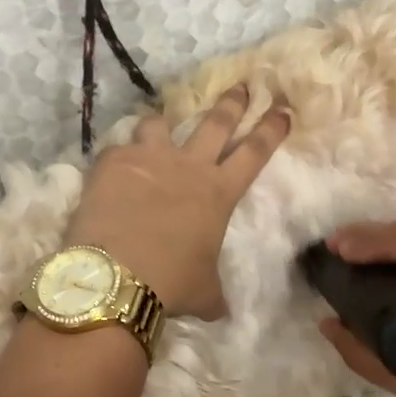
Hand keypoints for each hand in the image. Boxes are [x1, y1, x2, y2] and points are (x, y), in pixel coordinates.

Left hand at [63, 85, 289, 319]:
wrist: (117, 275)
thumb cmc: (171, 283)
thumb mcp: (204, 291)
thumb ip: (213, 293)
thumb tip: (219, 310)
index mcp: (219, 193)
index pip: (255, 152)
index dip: (271, 129)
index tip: (283, 109)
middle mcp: (189, 166)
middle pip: (216, 123)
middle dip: (232, 103)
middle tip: (242, 86)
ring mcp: (150, 158)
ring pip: (159, 125)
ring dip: (162, 126)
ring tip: (158, 129)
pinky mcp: (114, 161)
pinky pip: (118, 149)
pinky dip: (119, 158)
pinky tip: (112, 172)